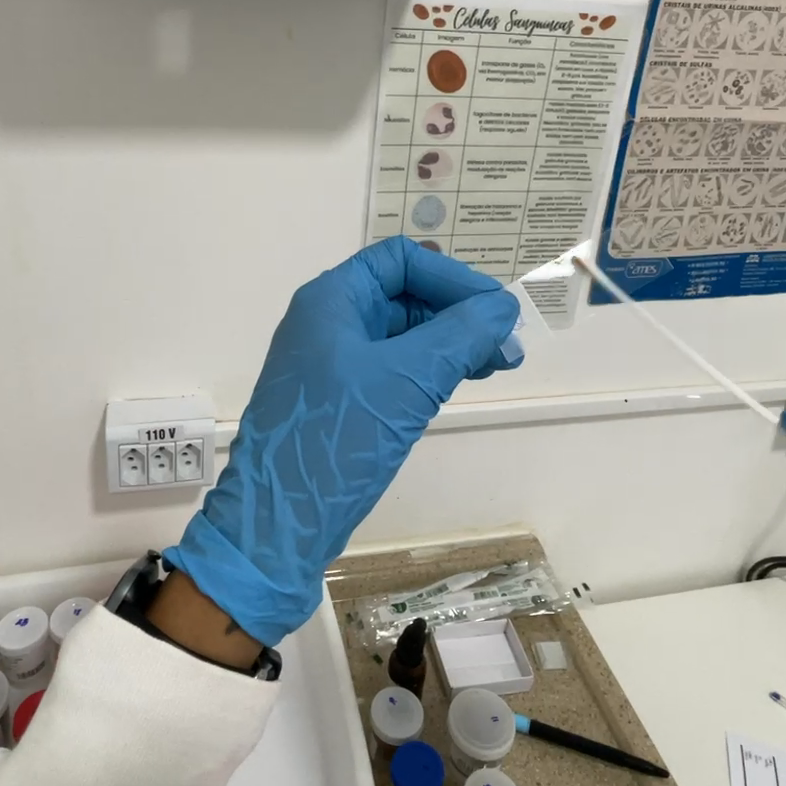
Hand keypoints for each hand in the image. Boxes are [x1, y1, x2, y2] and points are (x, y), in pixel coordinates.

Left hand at [164, 238, 519, 646]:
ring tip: (496, 365)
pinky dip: (429, 370)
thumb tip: (502, 306)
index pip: (401, 260)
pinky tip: (458, 382)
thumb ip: (459, 336)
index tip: (496, 309)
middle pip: (404, 295)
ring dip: (449, 344)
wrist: (278, 524)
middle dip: (458, 314)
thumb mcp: (406, 381)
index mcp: (332, 300)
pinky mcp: (340, 400)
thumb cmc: (337, 438)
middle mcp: (329, 322)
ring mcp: (332, 363)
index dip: (452, 277)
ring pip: (402, 335)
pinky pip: (392, 368)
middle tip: (507, 345)